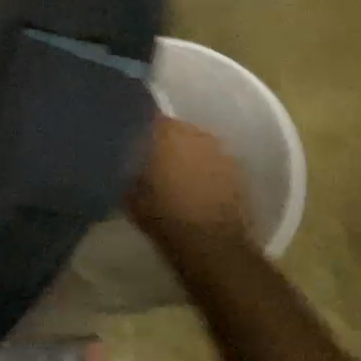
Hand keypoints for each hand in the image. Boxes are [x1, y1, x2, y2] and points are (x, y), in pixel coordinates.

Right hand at [126, 114, 250, 248]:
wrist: (210, 243)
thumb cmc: (162, 213)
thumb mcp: (128, 190)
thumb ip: (126, 167)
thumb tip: (122, 157)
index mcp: (167, 134)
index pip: (149, 117)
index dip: (138, 126)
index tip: (128, 137)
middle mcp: (196, 135)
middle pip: (176, 128)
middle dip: (164, 138)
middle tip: (149, 154)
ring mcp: (222, 153)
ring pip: (197, 143)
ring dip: (186, 152)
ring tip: (173, 169)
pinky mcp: (239, 172)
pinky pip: (214, 161)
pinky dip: (204, 167)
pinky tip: (194, 183)